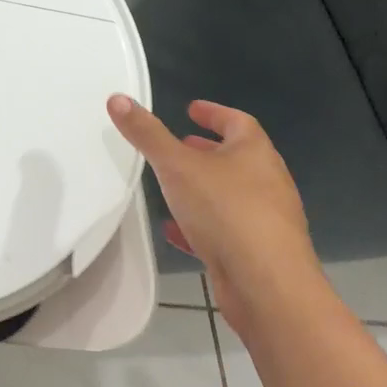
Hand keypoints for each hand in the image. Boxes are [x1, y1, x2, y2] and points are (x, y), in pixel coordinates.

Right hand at [109, 95, 320, 335]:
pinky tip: (175, 231)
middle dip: (207, 150)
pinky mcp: (258, 254)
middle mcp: (268, 183)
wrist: (268, 288)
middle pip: (237, 158)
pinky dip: (201, 225)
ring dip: (203, 188)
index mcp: (255, 154)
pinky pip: (226, 231)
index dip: (214, 113)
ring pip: (232, 196)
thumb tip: (118, 99)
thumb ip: (146, 133)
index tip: (191, 109)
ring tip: (171, 185)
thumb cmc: (226, 212)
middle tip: (180, 144)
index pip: (238, 122)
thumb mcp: (176, 165)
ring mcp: (267, 221)